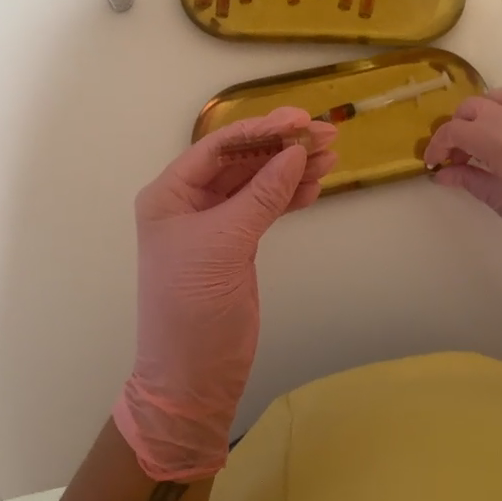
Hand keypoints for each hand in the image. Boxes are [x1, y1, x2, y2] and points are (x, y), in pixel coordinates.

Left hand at [113, 107, 338, 480]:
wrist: (192, 380)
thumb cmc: (193, 308)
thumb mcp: (224, 246)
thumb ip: (260, 195)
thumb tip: (296, 151)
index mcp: (169, 194)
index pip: (218, 147)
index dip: (260, 129)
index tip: (301, 120)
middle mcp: (189, 202)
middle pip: (241, 160)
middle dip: (281, 147)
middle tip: (328, 135)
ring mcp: (214, 224)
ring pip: (257, 183)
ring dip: (291, 169)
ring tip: (332, 158)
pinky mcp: (236, 245)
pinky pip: (265, 208)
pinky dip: (289, 196)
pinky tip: (314, 187)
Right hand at [424, 89, 501, 292]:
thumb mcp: (501, 202)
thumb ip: (468, 180)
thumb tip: (441, 174)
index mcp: (498, 142)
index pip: (453, 130)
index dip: (437, 145)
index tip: (433, 162)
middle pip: (470, 108)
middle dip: (456, 128)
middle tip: (458, 156)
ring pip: (494, 99)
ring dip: (479, 116)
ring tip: (481, 142)